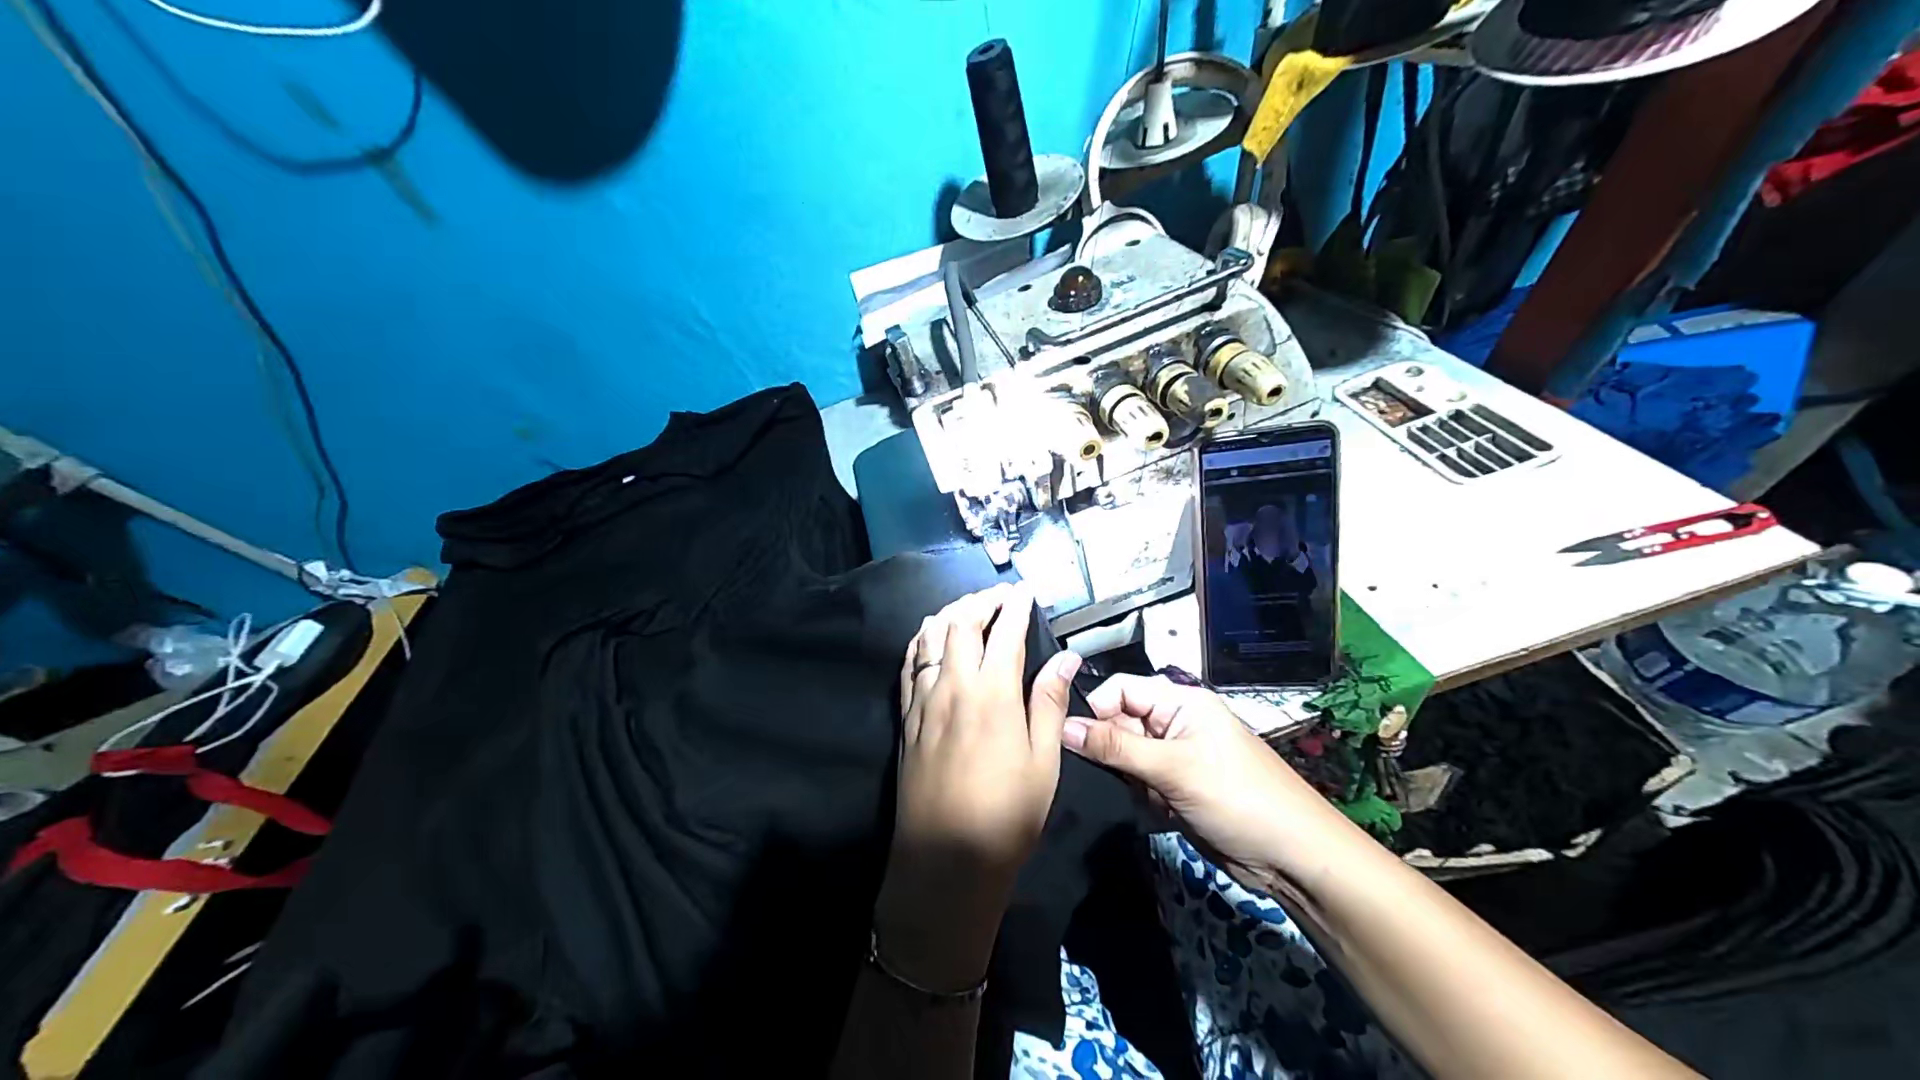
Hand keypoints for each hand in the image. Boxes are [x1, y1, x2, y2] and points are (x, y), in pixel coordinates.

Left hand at [874, 584, 1080, 991]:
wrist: (945, 859)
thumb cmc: (1006, 814)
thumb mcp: (1043, 761)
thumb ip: (1049, 701)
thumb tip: (1065, 656)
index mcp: (992, 692)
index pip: (1004, 632)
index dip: (1016, 606)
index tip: (1026, 591)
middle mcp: (952, 685)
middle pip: (960, 623)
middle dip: (981, 600)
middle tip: (1000, 596)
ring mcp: (923, 699)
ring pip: (929, 637)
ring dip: (949, 614)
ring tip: (967, 608)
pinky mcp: (905, 717)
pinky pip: (909, 664)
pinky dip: (921, 641)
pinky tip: (930, 640)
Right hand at [1063, 675, 1346, 894]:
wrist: (1292, 857)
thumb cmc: (1238, 798)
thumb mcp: (1172, 768)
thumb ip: (1115, 747)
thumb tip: (1062, 727)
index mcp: (1179, 702)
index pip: (1120, 689)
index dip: (1094, 709)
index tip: (1071, 739)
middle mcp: (1174, 723)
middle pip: (1119, 721)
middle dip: (1105, 746)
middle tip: (1092, 772)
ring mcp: (1174, 758)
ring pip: (1125, 754)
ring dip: (1119, 774)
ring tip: (1121, 790)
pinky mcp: (1175, 789)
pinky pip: (1138, 781)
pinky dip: (1133, 793)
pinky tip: (1136, 806)